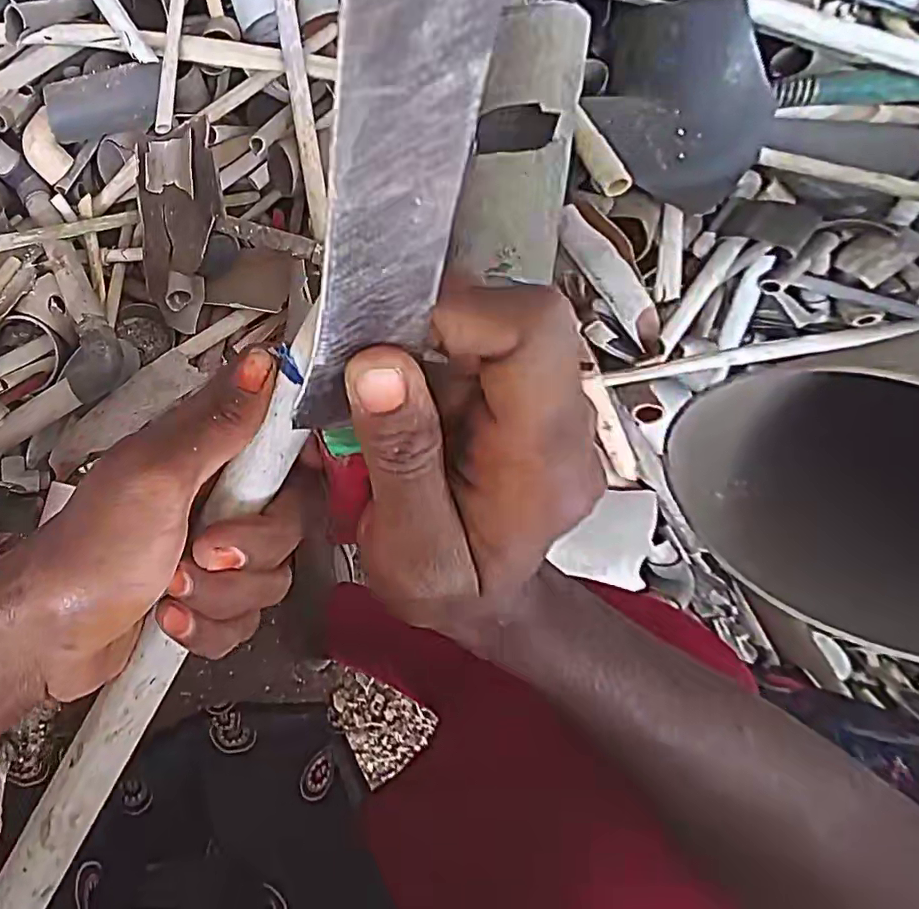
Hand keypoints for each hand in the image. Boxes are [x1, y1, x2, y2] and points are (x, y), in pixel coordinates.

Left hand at [21, 347, 303, 699]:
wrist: (52, 633)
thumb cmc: (88, 551)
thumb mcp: (155, 478)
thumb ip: (215, 425)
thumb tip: (256, 364)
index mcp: (198, 453)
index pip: (278, 440)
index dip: (298, 464)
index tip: (281, 491)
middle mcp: (209, 496)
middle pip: (287, 519)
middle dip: (247, 549)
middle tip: (201, 546)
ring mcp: (209, 549)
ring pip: (270, 577)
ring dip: (217, 593)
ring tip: (168, 581)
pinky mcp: (206, 595)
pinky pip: (245, 618)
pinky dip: (206, 625)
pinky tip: (167, 611)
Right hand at [345, 284, 602, 647]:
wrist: (485, 604)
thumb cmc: (454, 588)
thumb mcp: (412, 547)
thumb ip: (397, 456)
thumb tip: (377, 368)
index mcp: (543, 458)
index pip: (530, 330)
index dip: (451, 314)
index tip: (382, 341)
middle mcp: (555, 421)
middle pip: (502, 317)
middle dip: (417, 331)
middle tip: (362, 372)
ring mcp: (536, 405)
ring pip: (476, 328)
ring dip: (407, 351)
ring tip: (369, 404)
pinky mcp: (509, 398)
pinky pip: (463, 349)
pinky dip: (412, 362)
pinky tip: (388, 407)